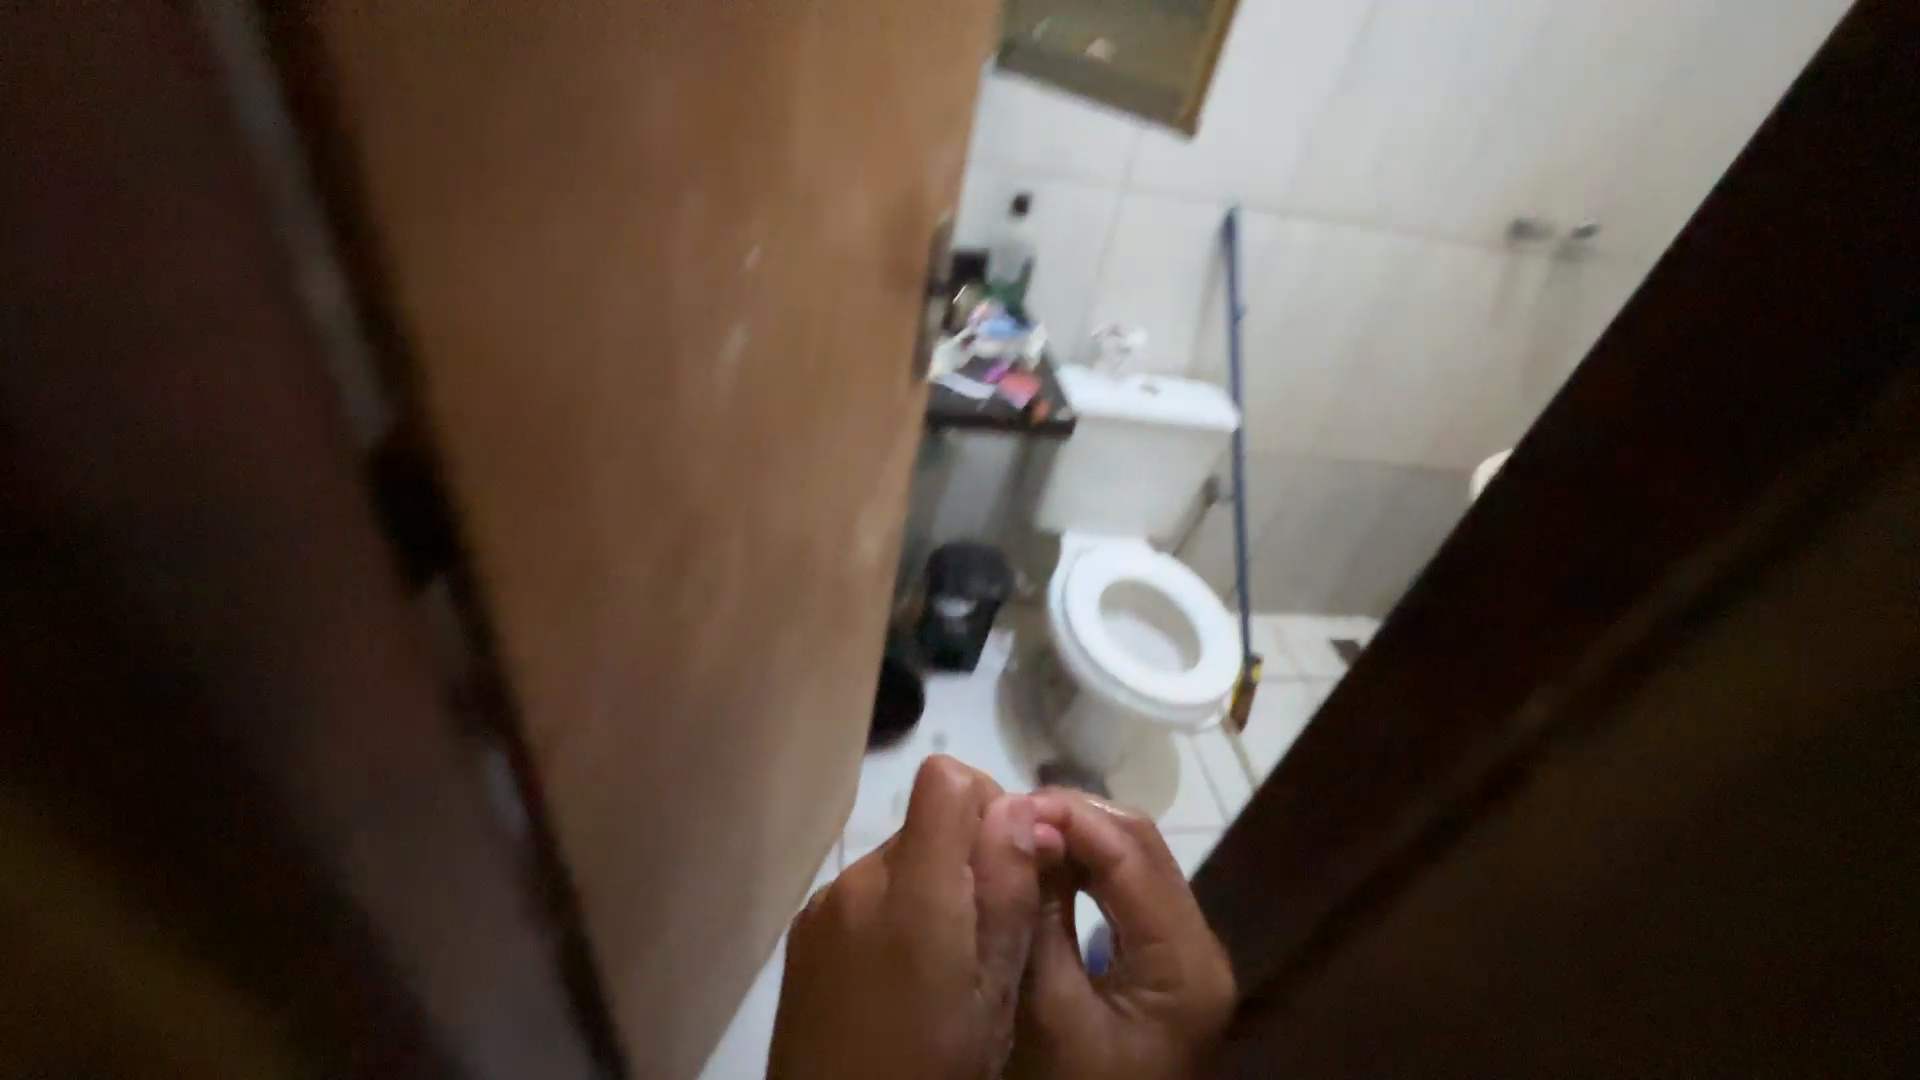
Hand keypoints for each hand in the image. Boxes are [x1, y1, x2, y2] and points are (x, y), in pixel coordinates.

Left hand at [768, 756, 1059, 1079]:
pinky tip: (896, 973)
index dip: (985, 802)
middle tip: (979, 932)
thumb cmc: (932, 1067)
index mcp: (912, 887)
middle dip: (962, 853)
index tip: (1005, 861)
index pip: (944, 778)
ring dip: (927, 884)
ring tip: (936, 963)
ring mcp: (824, 902)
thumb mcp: (994, 991)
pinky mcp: (803, 928)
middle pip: (923, 818)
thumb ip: (1009, 891)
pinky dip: (891, 909)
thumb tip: (1020, 806)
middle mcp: (858, 878)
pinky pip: (863, 889)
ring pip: (897, 856)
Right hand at [1009, 791, 1235, 1079]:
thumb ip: (1038, 910)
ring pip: (1134, 859)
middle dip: (1074, 817)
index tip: (1006, 801)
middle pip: (1141, 846)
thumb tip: (1021, 821)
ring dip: (1078, 835)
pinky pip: (1126, 887)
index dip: (1071, 815)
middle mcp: (1200, 945)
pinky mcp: (1164, 959)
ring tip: (1019, 829)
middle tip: (1007, 811)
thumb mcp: (1042, 1006)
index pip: (1132, 853)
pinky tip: (1045, 859)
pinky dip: (1085, 863)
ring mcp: (1185, 950)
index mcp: (1186, 963)